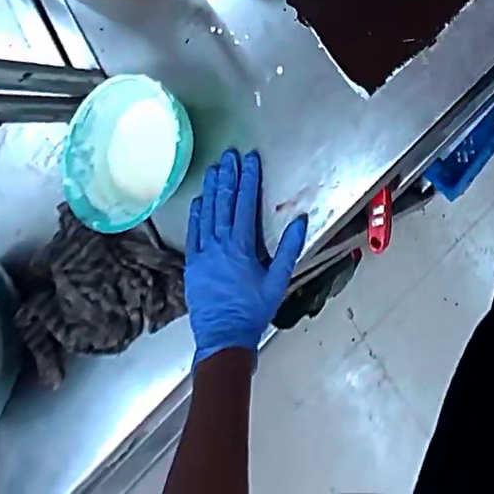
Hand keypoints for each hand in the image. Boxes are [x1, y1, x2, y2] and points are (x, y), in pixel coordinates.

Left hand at [184, 149, 308, 363]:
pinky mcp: (192, 263)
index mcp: (241, 245)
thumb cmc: (254, 310)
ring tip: (213, 168)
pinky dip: (196, 213)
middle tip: (229, 154)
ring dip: (211, 188)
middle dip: (228, 175)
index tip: (249, 159)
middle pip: (224, 201)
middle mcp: (220, 243)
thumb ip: (289, 248)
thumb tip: (301, 219)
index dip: (248, 178)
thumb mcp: (278, 280)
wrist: (223, 338)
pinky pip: (193, 232)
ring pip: (207, 212)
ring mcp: (203, 252)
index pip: (245, 202)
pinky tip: (199, 200)